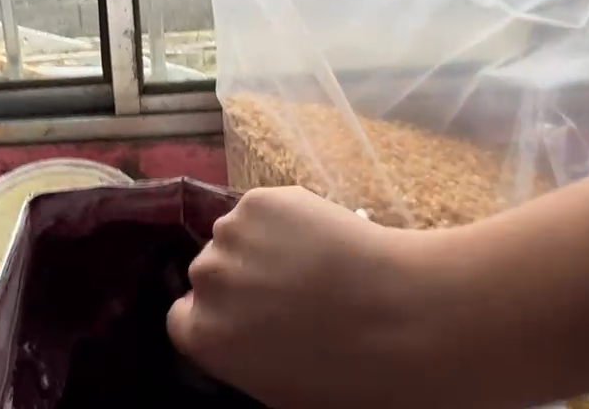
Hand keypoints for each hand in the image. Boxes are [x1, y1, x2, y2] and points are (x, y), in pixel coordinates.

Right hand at [167, 186, 460, 408]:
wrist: (405, 320)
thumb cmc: (351, 378)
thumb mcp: (282, 389)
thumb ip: (243, 355)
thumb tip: (246, 335)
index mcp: (205, 335)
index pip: (183, 317)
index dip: (214, 315)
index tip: (244, 317)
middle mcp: (206, 278)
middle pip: (208, 270)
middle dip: (237, 277)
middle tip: (284, 290)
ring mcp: (230, 232)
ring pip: (234, 234)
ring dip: (258, 244)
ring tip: (310, 263)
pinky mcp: (260, 199)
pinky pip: (261, 209)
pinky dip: (283, 219)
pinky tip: (321, 239)